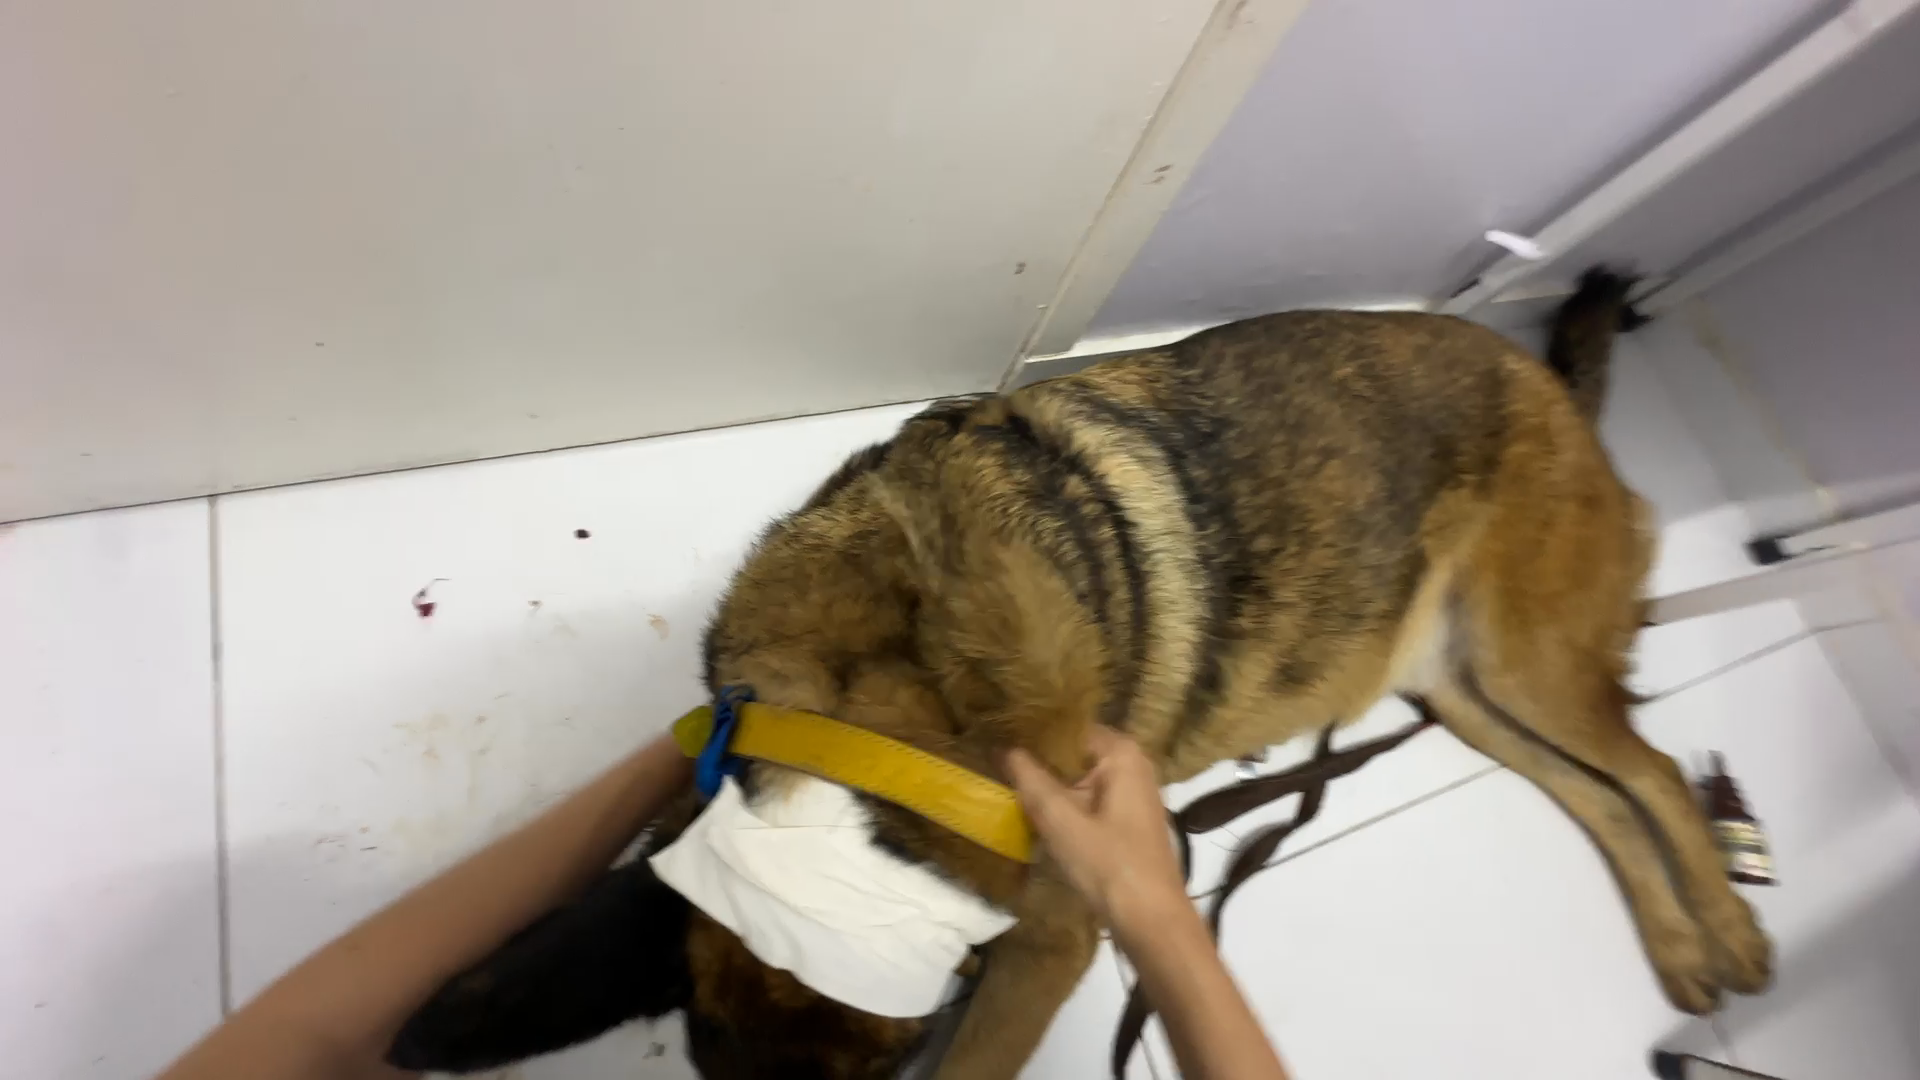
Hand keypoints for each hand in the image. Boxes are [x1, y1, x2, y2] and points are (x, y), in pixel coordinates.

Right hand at [1005, 726, 1186, 931]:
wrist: (1153, 925)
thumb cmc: (1108, 865)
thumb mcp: (1059, 819)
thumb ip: (1028, 778)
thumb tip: (1000, 746)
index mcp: (1120, 752)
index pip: (1066, 726)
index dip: (1031, 732)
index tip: (998, 736)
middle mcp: (1132, 762)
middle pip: (1073, 751)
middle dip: (1038, 758)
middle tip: (996, 761)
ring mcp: (1133, 791)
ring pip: (1080, 776)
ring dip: (1050, 782)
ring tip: (1008, 781)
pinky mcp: (1129, 818)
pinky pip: (1089, 796)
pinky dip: (1066, 801)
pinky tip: (1038, 811)